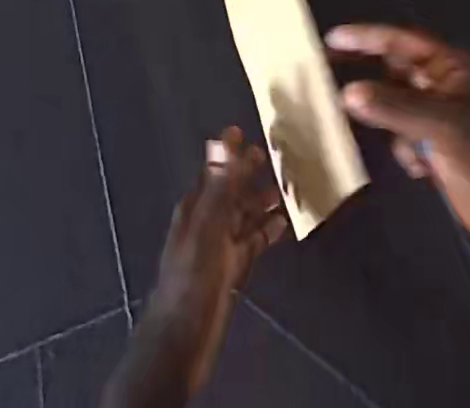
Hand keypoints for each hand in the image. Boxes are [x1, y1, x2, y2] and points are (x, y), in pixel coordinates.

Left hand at [150, 127, 286, 392]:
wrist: (182, 338)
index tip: (242, 131)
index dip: (227, 152)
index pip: (214, 170)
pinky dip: (266, 231)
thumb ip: (219, 185)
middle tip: (275, 157)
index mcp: (195, 207)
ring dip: (262, 202)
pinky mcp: (232, 270)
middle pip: (231, 191)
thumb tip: (222, 139)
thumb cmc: (191, 277)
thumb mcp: (206, 227)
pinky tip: (284, 225)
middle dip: (249, 174)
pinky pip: (252, 243)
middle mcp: (207, 222)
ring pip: (244, 216)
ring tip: (287, 189)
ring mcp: (220, 247)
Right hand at [328, 24, 469, 248]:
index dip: (367, 36)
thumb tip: (347, 92)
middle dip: (369, 77)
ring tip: (384, 133)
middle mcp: (444, 85)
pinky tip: (421, 167)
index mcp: (453, 69)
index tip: (332, 38)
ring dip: (386, 119)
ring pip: (394, 103)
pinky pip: (401, 131)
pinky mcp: (434, 143)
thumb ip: (393, 107)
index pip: (403, 42)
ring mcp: (439, 115)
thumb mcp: (442, 127)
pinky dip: (402, 146)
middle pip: (394, 70)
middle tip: (328, 71)